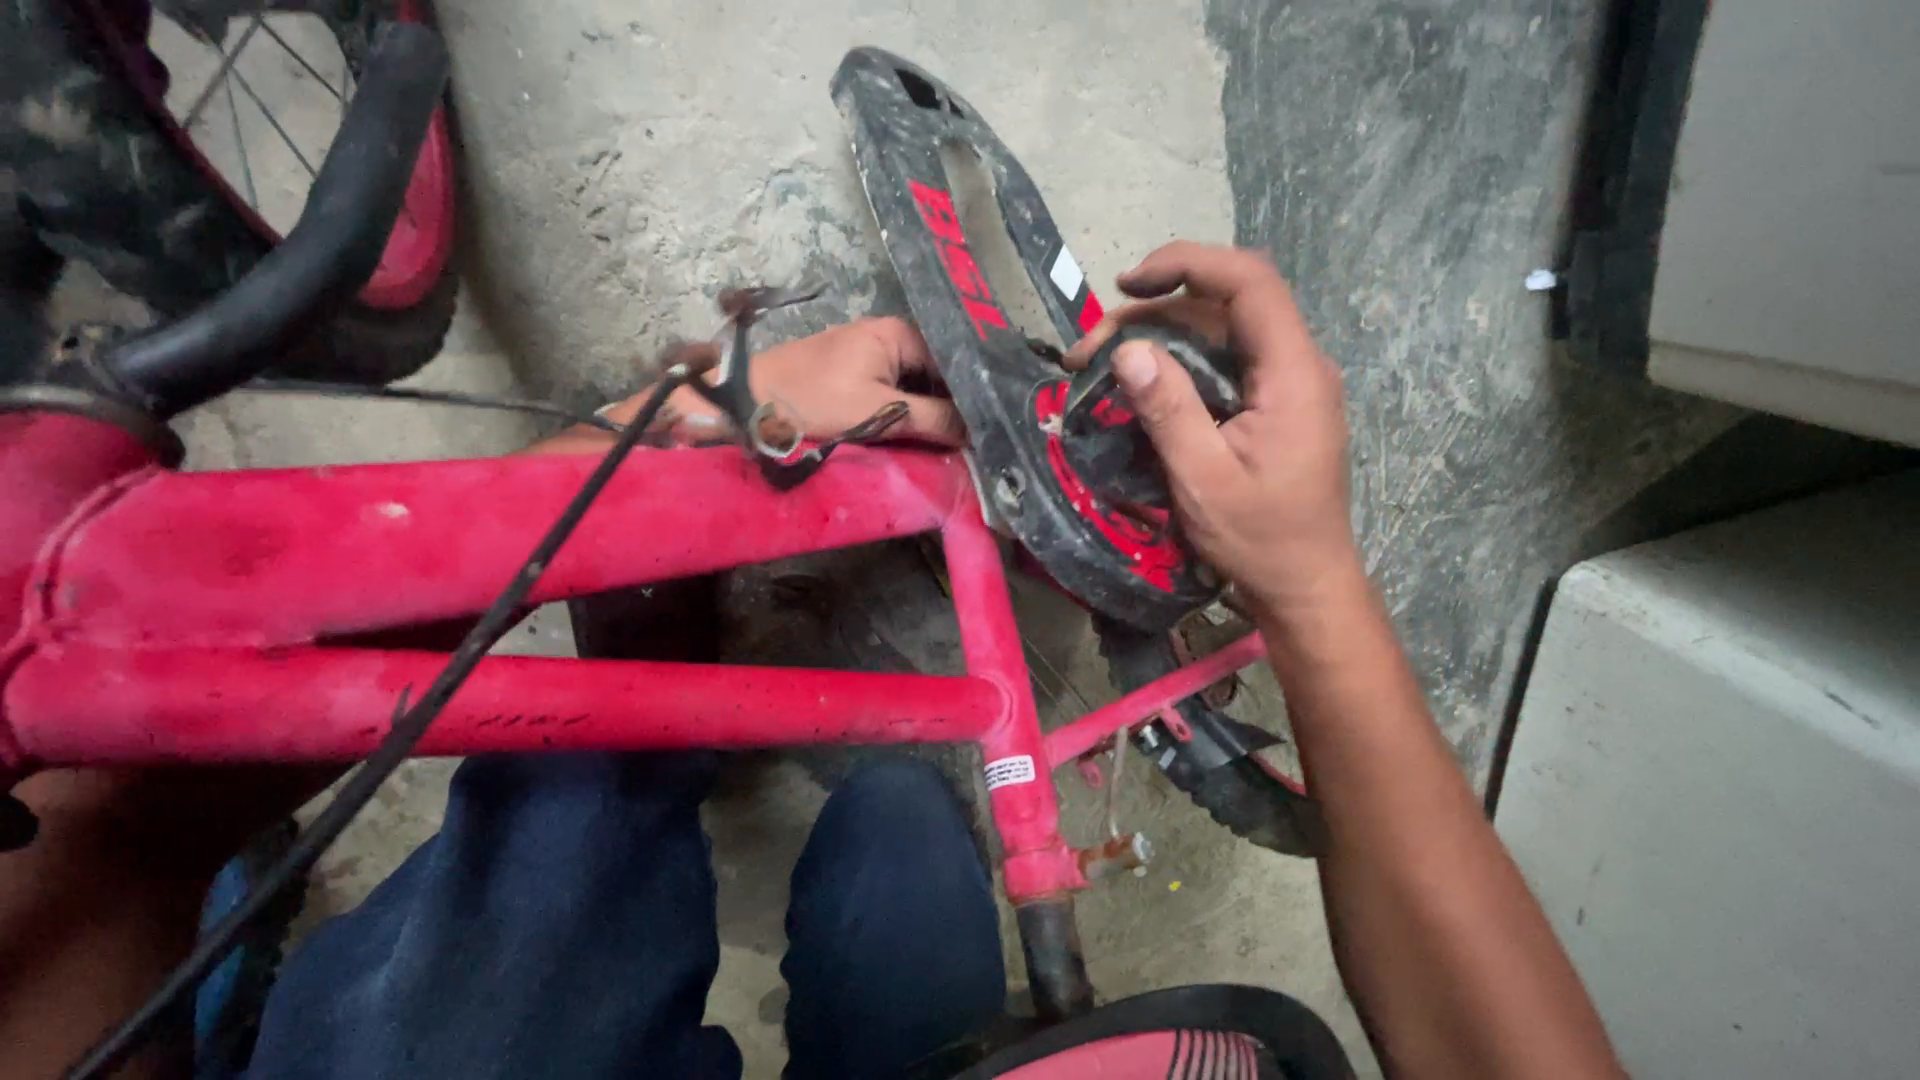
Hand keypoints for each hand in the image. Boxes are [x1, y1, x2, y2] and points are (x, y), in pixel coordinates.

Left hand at [534, 317, 963, 454]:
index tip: (994, 430)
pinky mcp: (849, 381)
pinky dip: (904, 420)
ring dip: (929, 419)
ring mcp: (866, 359)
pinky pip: (891, 400)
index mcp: (897, 333)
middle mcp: (886, 339)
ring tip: (957, 449)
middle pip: (936, 377)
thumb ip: (933, 420)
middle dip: (954, 410)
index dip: (975, 397)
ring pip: (914, 392)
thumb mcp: (878, 412)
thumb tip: (978, 433)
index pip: (956, 363)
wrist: (740, 405)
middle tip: (980, 447)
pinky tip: (919, 444)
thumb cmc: (810, 402)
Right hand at [1065, 242, 1358, 621]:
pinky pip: (1222, 366)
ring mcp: (1286, 385)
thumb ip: (1168, 411)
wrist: (1305, 584)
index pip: (1249, 282)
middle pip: (1223, 308)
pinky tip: (1139, 386)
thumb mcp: (1203, 480)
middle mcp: (1296, 366)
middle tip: (1088, 351)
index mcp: (1292, 373)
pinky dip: (1177, 367)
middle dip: (1151, 315)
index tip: (1127, 284)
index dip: (1188, 264)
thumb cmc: (1260, 537)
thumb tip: (1128, 351)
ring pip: (1219, 335)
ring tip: (1099, 367)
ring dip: (1158, 341)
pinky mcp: (1272, 405)